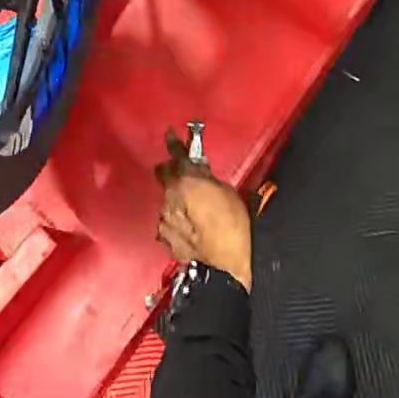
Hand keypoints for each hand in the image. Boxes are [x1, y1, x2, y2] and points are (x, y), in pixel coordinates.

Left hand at [154, 129, 252, 290]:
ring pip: (166, 201)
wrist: (228, 262)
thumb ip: (206, 179)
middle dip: (171, 173)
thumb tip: (199, 174)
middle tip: (182, 174)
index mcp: (184, 181)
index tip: (170, 135)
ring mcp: (164, 220)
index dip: (174, 145)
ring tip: (189, 207)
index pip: (176, 157)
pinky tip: (186, 226)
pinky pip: (168, 223)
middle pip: (164, 177)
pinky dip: (175, 221)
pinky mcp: (166, 239)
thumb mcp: (226, 190)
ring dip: (174, 200)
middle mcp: (168, 197)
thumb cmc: (234, 221)